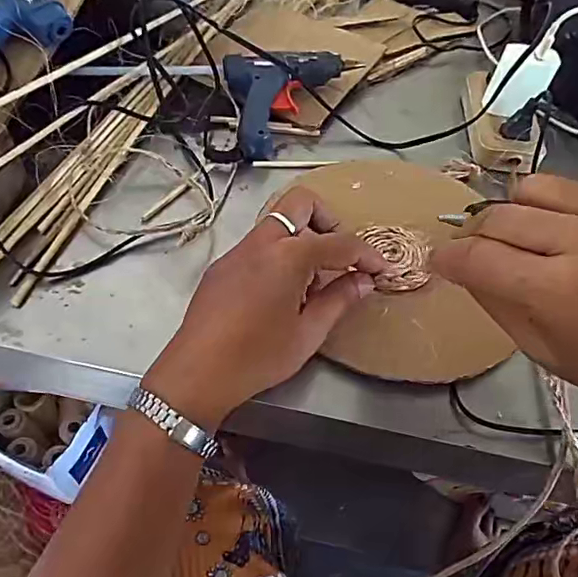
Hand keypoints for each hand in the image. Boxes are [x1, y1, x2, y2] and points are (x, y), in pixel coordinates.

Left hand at [146, 187, 389, 426]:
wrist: (198, 372)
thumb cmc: (256, 357)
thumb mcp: (307, 334)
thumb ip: (339, 300)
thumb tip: (363, 281)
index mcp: (287, 256)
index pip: (339, 242)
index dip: (366, 254)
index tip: (380, 270)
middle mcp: (260, 243)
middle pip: (301, 204)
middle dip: (329, 222)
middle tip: (340, 258)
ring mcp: (236, 253)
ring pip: (276, 224)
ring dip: (302, 239)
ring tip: (311, 282)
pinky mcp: (221, 268)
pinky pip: (257, 246)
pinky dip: (278, 254)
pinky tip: (281, 292)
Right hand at [431, 174, 577, 430]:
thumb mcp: (547, 353)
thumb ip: (499, 304)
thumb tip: (465, 269)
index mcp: (559, 292)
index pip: (477, 257)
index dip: (447, 257)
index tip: (439, 260)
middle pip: (499, 215)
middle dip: (474, 233)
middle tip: (476, 251)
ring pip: (534, 187)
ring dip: (514, 211)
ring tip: (522, 236)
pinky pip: (577, 191)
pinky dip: (558, 210)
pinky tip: (570, 236)